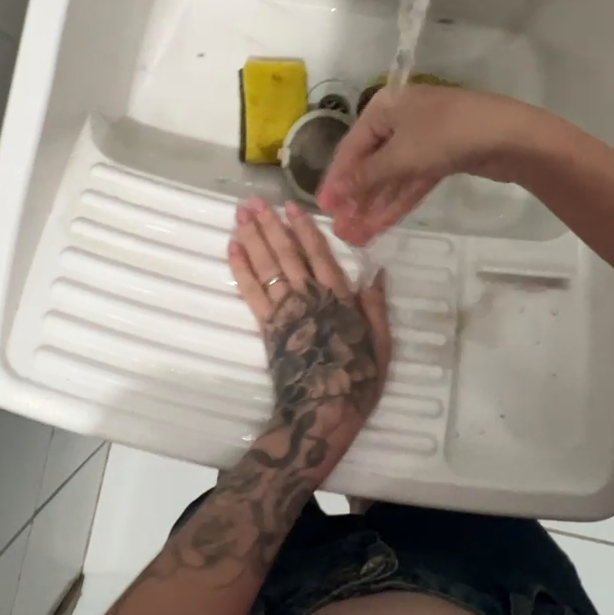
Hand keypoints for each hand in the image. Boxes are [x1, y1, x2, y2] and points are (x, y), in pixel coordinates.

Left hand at [227, 198, 391, 467]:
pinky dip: (240, 268)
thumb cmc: (357, 381)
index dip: (305, 228)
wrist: (322, 413)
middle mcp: (310, 297)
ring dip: (252, 237)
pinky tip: (232, 248)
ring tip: (241, 214)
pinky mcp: (267, 326)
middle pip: (286, 253)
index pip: (319, 254)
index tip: (291, 206)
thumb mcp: (381, 345)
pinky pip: (250, 291)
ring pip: (267, 266)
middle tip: (254, 201)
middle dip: (270, 225)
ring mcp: (285, 310)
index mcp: (340, 298)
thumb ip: (375, 307)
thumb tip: (377, 272)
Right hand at [316, 85, 547, 244]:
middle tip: (342, 231)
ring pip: (391, 176)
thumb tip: (334, 194)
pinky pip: (412, 181)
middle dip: (356, 199)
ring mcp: (422, 139)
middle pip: (371, 163)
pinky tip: (381, 226)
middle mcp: (399, 119)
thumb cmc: (445, 135)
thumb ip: (365, 177)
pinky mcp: (442, 157)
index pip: (351, 147)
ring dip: (375, 206)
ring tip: (357, 236)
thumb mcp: (400, 157)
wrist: (508, 135)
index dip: (337, 180)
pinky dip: (397, 201)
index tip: (324, 209)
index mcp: (383, 107)